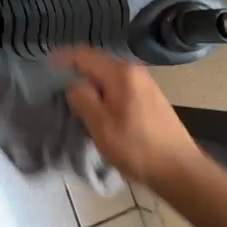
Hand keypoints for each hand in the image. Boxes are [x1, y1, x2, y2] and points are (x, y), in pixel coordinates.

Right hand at [54, 46, 205, 185]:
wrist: (181, 172)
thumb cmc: (137, 148)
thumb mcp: (100, 125)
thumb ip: (81, 98)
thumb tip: (73, 84)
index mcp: (120, 73)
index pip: (84, 54)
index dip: (62, 57)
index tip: (45, 65)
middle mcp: (134, 71)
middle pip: (97, 63)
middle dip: (76, 72)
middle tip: (57, 87)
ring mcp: (145, 84)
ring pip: (108, 77)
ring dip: (91, 85)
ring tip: (76, 101)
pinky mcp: (150, 99)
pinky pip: (119, 87)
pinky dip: (104, 93)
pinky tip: (99, 109)